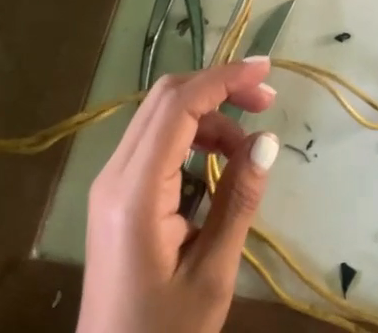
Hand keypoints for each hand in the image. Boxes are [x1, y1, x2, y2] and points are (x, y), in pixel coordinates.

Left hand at [78, 60, 280, 332]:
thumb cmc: (164, 331)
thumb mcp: (211, 274)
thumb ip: (238, 201)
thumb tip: (267, 140)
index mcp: (134, 192)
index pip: (177, 107)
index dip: (223, 78)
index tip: (266, 71)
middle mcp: (114, 176)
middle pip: (164, 99)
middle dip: (218, 88)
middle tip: (266, 102)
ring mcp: (110, 184)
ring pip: (159, 117)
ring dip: (207, 114)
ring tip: (248, 146)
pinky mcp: (116, 197)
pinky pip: (154, 143)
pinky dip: (191, 135)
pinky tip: (219, 161)